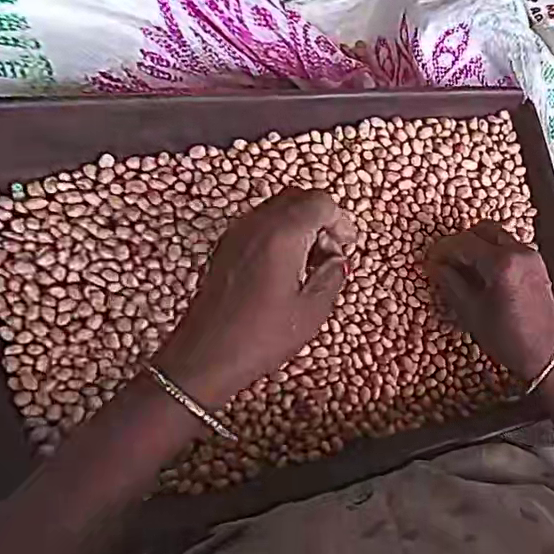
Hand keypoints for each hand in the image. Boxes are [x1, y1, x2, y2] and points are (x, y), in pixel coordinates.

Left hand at [154, 190, 358, 402]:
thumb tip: (338, 259)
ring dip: (303, 228)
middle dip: (322, 220)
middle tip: (333, 254)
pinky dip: (282, 236)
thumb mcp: (312, 309)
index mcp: (281, 236)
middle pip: (298, 198)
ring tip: (312, 266)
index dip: (340, 222)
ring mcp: (237, 235)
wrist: (207, 355)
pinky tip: (288, 271)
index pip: (319, 202)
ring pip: (279, 209)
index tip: (346, 247)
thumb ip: (332, 274)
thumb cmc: (259, 337)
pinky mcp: (227, 248)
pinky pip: (262, 225)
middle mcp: (256, 226)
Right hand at [426, 222, 553, 383]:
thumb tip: (436, 267)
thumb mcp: (473, 313)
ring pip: (497, 237)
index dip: (442, 250)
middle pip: (482, 230)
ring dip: (478, 246)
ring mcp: (531, 257)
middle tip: (446, 262)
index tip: (430, 261)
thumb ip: (452, 284)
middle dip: (461, 243)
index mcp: (502, 263)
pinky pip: (510, 248)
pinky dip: (493, 253)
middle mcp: (519, 252)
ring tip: (463, 270)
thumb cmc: (509, 338)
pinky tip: (482, 275)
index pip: (464, 243)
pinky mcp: (537, 266)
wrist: (548, 354)